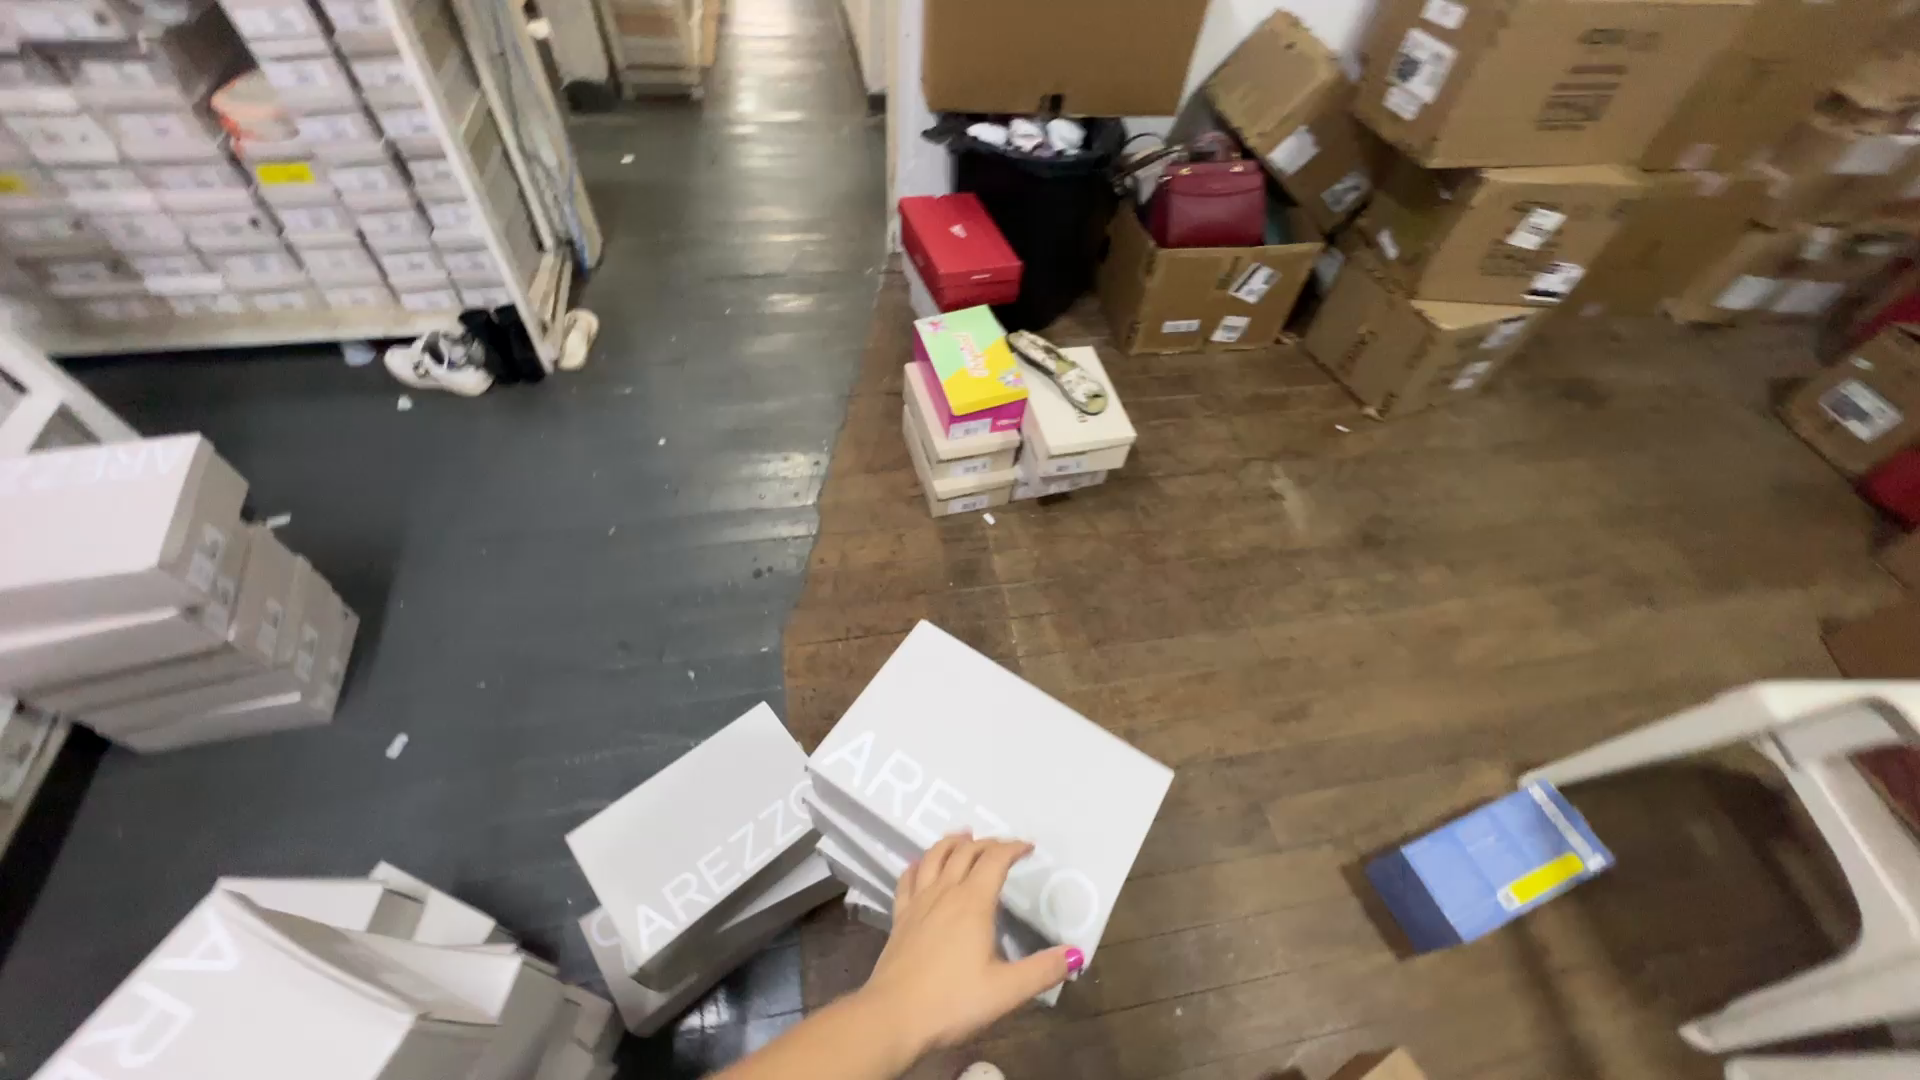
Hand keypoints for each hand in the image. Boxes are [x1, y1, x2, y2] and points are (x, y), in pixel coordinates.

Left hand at [853, 833, 1082, 1058]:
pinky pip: (908, 879)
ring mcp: (919, 902)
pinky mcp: (900, 917)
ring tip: (964, 837)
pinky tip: (921, 865)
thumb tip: (1076, 953)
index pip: (995, 859)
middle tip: (1003, 846)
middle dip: (987, 843)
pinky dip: (919, 864)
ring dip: (952, 842)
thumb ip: (1042, 970)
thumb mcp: (1006, 991)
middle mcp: (945, 892)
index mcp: (973, 902)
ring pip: (935, 857)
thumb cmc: (953, 1001)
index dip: (1013, 848)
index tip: (1028, 847)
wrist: (894, 1017)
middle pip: (966, 852)